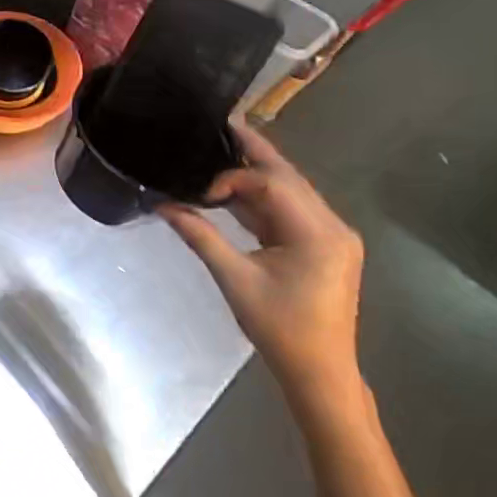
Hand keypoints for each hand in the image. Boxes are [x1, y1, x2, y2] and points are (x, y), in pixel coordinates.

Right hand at [161, 123, 364, 412]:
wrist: (320, 371)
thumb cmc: (279, 327)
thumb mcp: (234, 279)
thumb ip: (200, 236)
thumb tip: (163, 206)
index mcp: (318, 233)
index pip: (272, 184)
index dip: (232, 179)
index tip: (199, 195)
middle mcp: (333, 226)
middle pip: (289, 178)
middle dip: (253, 153)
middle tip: (222, 125)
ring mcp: (332, 236)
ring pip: (291, 193)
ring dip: (257, 177)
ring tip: (223, 151)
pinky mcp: (325, 247)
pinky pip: (291, 212)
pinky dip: (263, 201)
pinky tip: (235, 192)